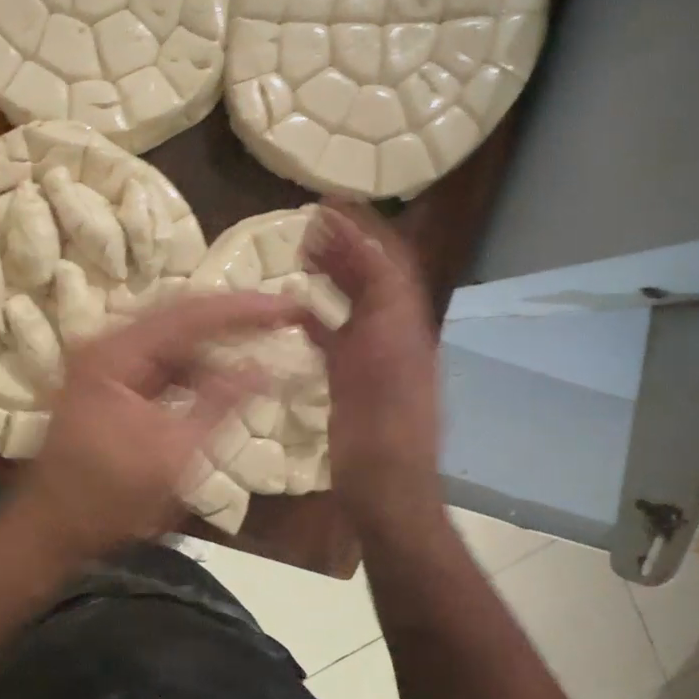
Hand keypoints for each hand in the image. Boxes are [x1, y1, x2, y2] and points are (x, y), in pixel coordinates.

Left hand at [11, 292, 304, 560]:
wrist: (49, 531)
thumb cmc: (108, 499)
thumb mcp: (173, 455)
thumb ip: (220, 404)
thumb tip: (264, 367)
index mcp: (114, 355)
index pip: (189, 313)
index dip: (244, 308)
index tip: (291, 306)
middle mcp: (105, 348)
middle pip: (179, 318)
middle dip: (232, 319)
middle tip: (284, 317)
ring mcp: (104, 368)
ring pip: (171, 342)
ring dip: (215, 348)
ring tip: (263, 347)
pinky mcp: (109, 389)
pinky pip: (159, 367)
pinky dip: (193, 373)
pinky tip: (224, 384)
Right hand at [301, 201, 443, 521]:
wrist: (385, 495)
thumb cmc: (382, 444)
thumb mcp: (383, 376)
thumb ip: (380, 318)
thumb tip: (373, 263)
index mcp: (404, 331)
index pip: (389, 266)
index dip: (367, 231)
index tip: (334, 203)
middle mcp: (393, 337)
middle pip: (372, 279)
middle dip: (346, 246)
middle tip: (309, 223)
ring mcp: (373, 361)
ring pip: (354, 305)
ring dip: (333, 276)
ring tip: (301, 254)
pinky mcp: (353, 383)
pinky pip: (336, 339)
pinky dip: (318, 319)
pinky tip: (295, 312)